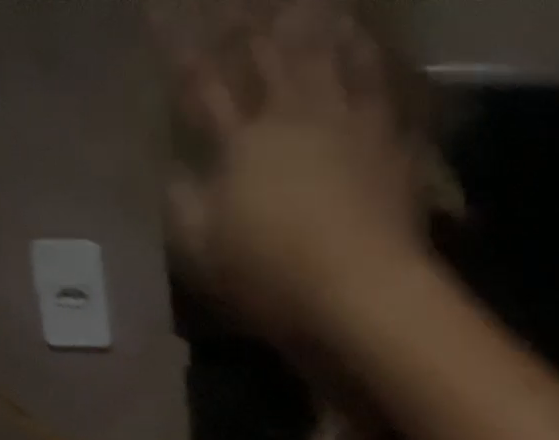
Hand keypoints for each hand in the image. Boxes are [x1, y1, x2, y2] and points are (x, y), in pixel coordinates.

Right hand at [161, 0, 427, 341]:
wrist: (366, 292)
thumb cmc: (276, 279)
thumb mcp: (206, 254)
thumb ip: (184, 208)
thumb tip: (171, 174)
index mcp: (242, 142)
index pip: (204, 86)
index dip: (186, 57)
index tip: (166, 21)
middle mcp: (294, 118)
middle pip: (269, 60)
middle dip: (251, 30)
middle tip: (241, 6)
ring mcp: (349, 127)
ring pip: (330, 61)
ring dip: (317, 31)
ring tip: (312, 8)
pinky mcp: (393, 147)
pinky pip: (382, 92)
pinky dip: (373, 66)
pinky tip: (371, 49)